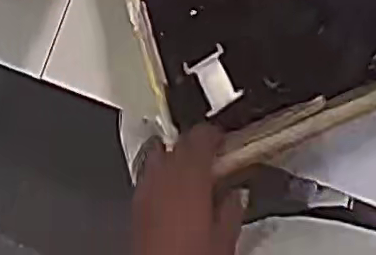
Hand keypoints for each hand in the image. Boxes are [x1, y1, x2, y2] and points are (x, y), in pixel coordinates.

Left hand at [131, 125, 245, 254]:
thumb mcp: (223, 241)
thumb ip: (232, 211)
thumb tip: (238, 195)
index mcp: (190, 175)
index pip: (201, 136)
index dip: (214, 134)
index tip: (223, 139)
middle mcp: (166, 172)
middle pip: (180, 142)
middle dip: (196, 144)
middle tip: (213, 156)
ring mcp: (147, 184)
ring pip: (161, 153)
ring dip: (176, 156)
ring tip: (191, 171)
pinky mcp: (136, 200)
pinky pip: (149, 173)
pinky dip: (161, 173)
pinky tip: (171, 191)